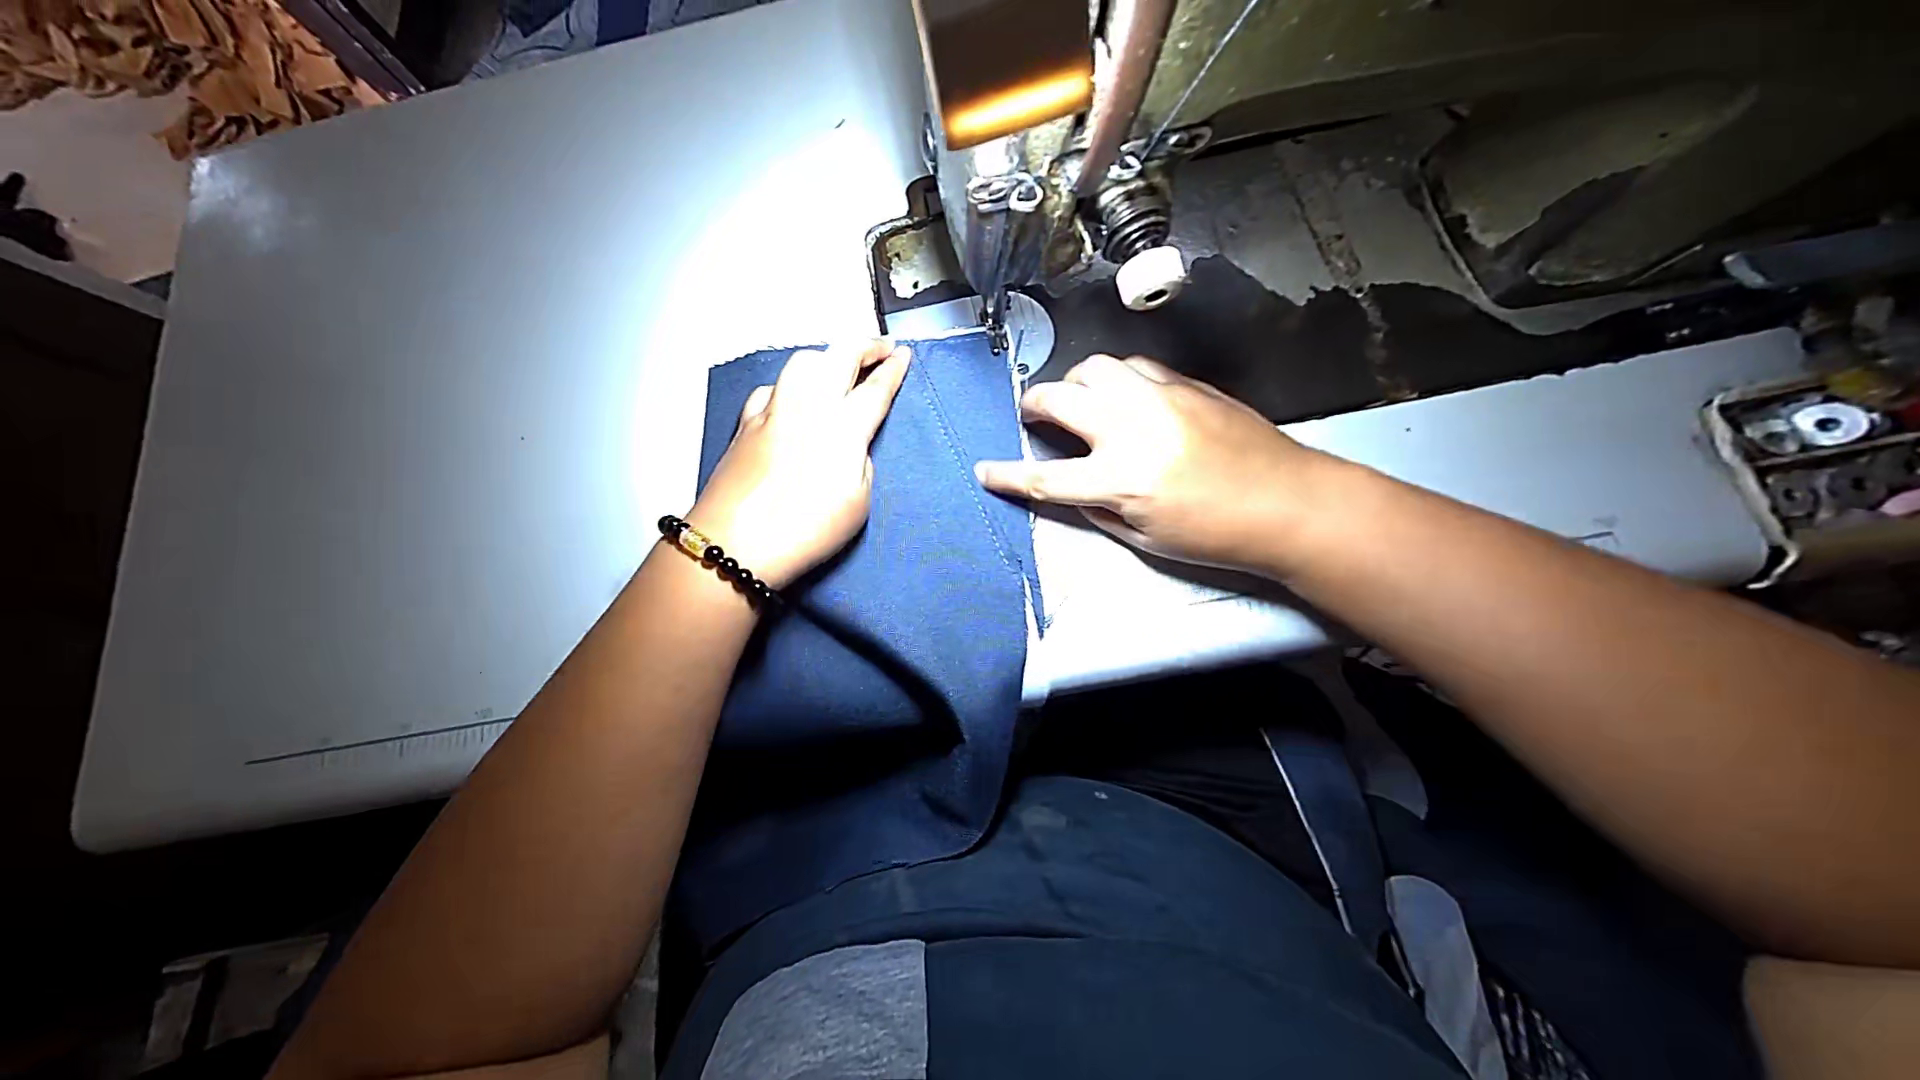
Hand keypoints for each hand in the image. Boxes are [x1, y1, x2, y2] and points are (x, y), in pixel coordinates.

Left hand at [686, 340, 910, 589]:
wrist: (737, 542)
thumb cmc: (804, 530)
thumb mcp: (857, 502)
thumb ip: (860, 462)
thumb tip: (850, 447)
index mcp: (844, 426)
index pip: (876, 386)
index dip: (893, 368)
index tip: (902, 355)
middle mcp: (809, 406)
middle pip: (841, 355)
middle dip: (866, 346)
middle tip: (880, 348)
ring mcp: (774, 410)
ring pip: (803, 361)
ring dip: (827, 356)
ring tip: (838, 367)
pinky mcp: (747, 423)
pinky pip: (773, 388)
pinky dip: (789, 384)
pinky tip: (791, 398)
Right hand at [974, 354, 1353, 577]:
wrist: (1289, 504)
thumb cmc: (1218, 535)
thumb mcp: (1144, 539)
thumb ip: (1098, 510)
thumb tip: (1073, 489)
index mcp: (1120, 480)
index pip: (1044, 476)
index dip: (1007, 474)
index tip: (985, 470)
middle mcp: (1133, 429)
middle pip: (1059, 399)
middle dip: (1033, 406)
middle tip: (1030, 415)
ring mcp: (1161, 399)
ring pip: (1096, 367)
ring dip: (1075, 382)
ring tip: (1078, 401)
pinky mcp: (1187, 385)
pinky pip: (1136, 367)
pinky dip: (1117, 378)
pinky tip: (1123, 397)